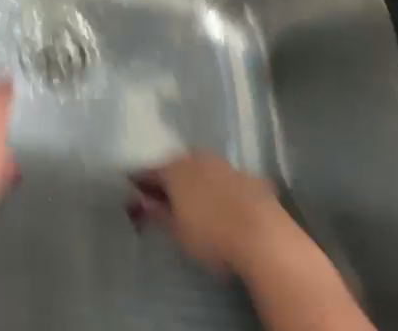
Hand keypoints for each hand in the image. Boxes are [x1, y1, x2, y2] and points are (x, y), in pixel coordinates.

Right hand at [129, 150, 285, 271]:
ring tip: (194, 200)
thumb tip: (142, 200)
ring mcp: (226, 165)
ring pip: (202, 168)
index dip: (139, 181)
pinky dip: (220, 188)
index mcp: (174, 169)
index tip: (132, 190)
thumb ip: (157, 213)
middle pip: (175, 165)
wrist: (266, 239)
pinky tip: (224, 204)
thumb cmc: (212, 237)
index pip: (148, 171)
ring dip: (195, 180)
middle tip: (163, 196)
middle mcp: (197, 159)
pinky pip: (226, 180)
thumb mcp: (177, 231)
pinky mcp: (251, 177)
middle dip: (168, 178)